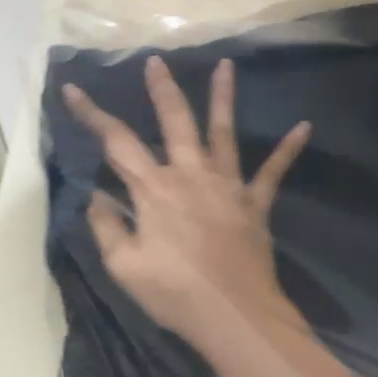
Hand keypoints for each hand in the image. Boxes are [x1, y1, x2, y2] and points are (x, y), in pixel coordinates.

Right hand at [64, 56, 309, 343]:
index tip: (74, 90)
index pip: (117, 143)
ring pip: (223, 133)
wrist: (232, 313)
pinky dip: (288, 150)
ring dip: (223, 98)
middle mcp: (191, 175)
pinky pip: (273, 173)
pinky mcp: (255, 205)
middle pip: (175, 121)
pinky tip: (304, 128)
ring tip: (225, 67)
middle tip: (156, 63)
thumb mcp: (123, 267)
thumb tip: (98, 199)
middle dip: (162, 91)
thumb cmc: (173, 293)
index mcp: (154, 190)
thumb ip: (107, 229)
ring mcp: (227, 187)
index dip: (93, 115)